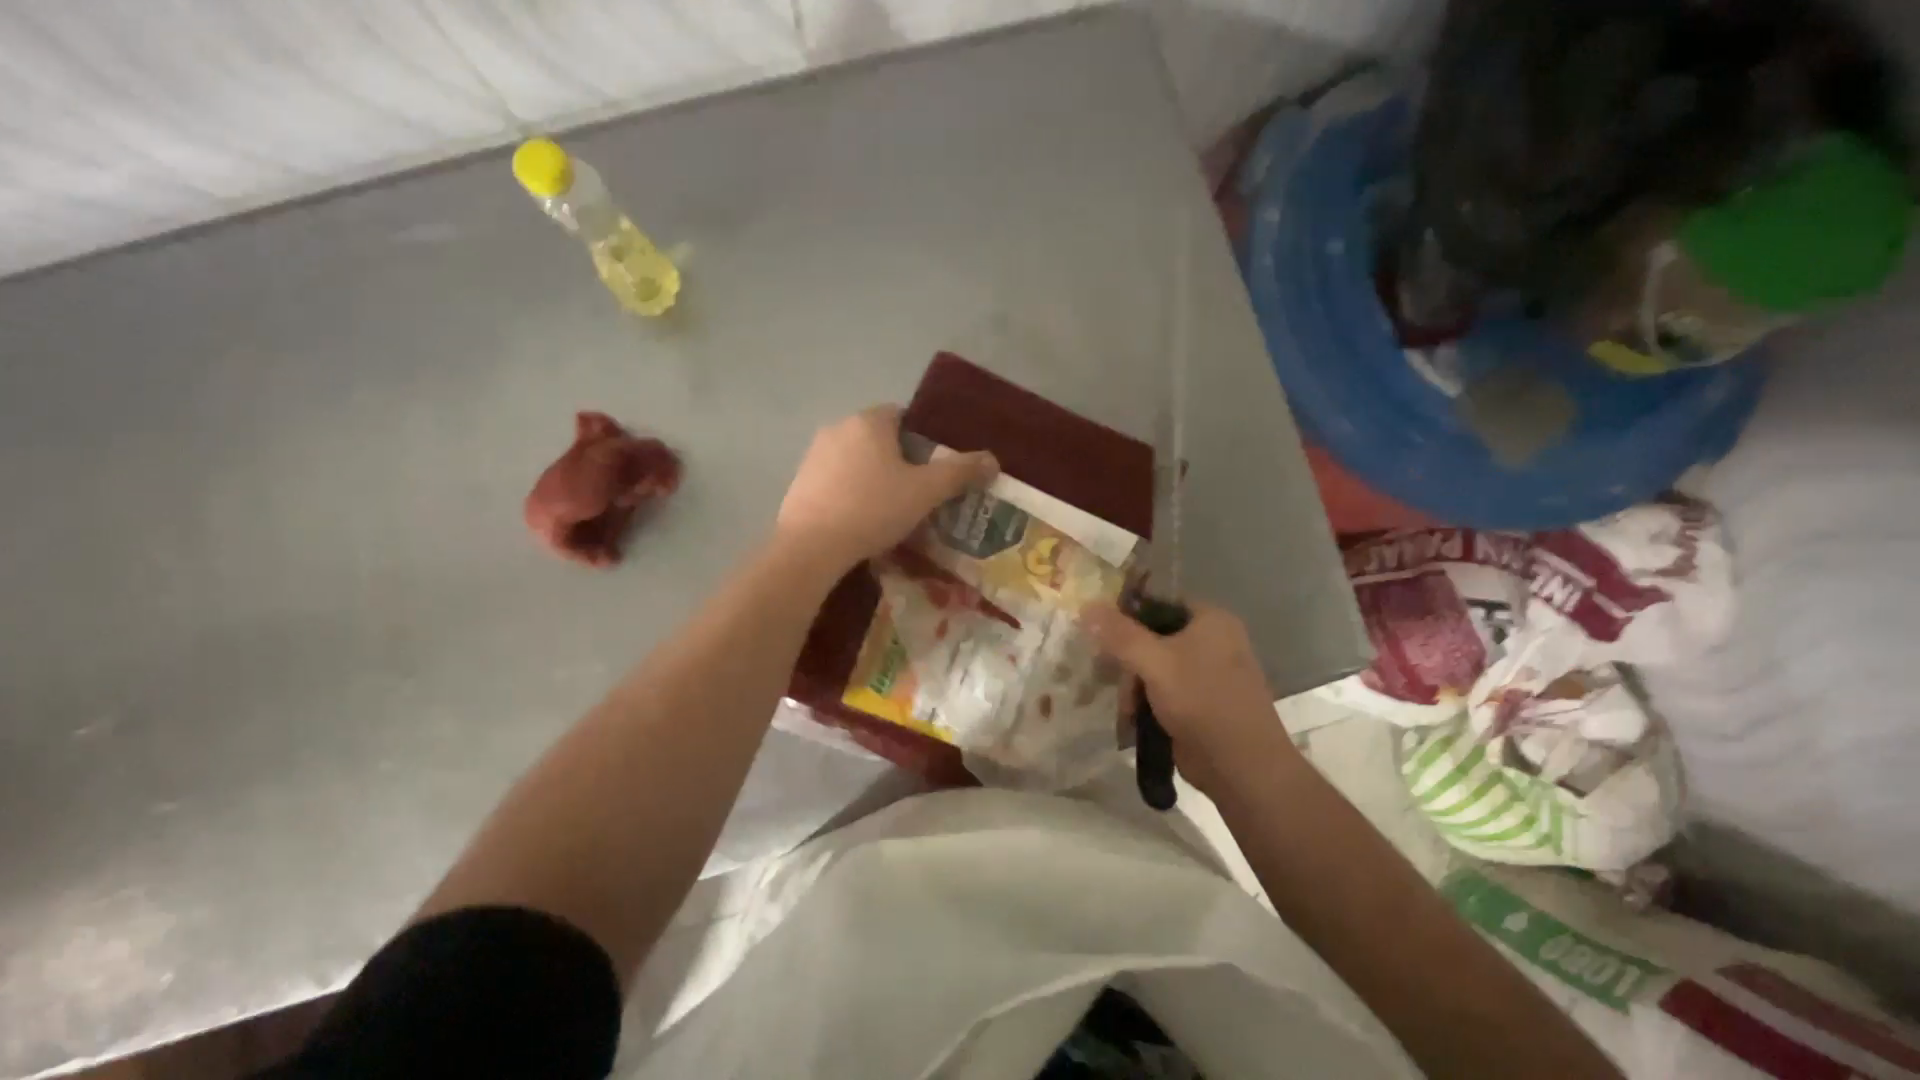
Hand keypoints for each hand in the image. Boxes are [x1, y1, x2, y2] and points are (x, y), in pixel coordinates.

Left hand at [775, 405, 998, 573]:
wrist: (811, 547)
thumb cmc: (873, 509)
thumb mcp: (926, 492)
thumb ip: (960, 472)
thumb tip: (993, 459)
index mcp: (869, 421)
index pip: (903, 416)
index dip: (923, 440)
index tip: (935, 469)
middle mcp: (838, 428)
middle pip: (878, 439)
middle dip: (899, 462)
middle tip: (919, 494)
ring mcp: (813, 456)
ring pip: (856, 461)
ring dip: (873, 479)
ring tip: (891, 512)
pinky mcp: (799, 483)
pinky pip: (835, 482)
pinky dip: (850, 496)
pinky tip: (861, 523)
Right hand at [1083, 601, 1293, 792]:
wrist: (1241, 765)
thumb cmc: (1202, 701)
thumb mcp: (1155, 662)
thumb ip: (1119, 635)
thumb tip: (1086, 606)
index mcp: (1211, 620)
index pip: (1159, 603)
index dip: (1127, 617)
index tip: (1101, 637)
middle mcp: (1214, 641)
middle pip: (1153, 639)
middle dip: (1130, 665)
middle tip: (1117, 685)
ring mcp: (1209, 674)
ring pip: (1156, 669)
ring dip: (1135, 689)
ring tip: (1128, 712)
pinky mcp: (1202, 704)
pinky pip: (1165, 693)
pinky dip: (1148, 704)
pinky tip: (1135, 719)